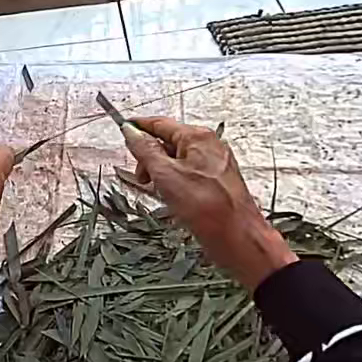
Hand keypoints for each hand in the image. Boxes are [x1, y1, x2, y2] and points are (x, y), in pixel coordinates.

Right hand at [120, 117, 295, 290]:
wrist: (238, 238)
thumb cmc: (207, 208)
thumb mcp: (165, 175)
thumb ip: (145, 151)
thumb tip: (130, 132)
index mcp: (198, 137)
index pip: (160, 123)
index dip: (138, 127)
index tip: (123, 130)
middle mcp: (210, 145)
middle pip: (168, 142)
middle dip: (149, 157)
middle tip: (141, 176)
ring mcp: (215, 164)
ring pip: (177, 160)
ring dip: (161, 172)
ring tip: (158, 191)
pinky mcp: (217, 182)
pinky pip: (188, 173)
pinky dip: (175, 182)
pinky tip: (173, 198)